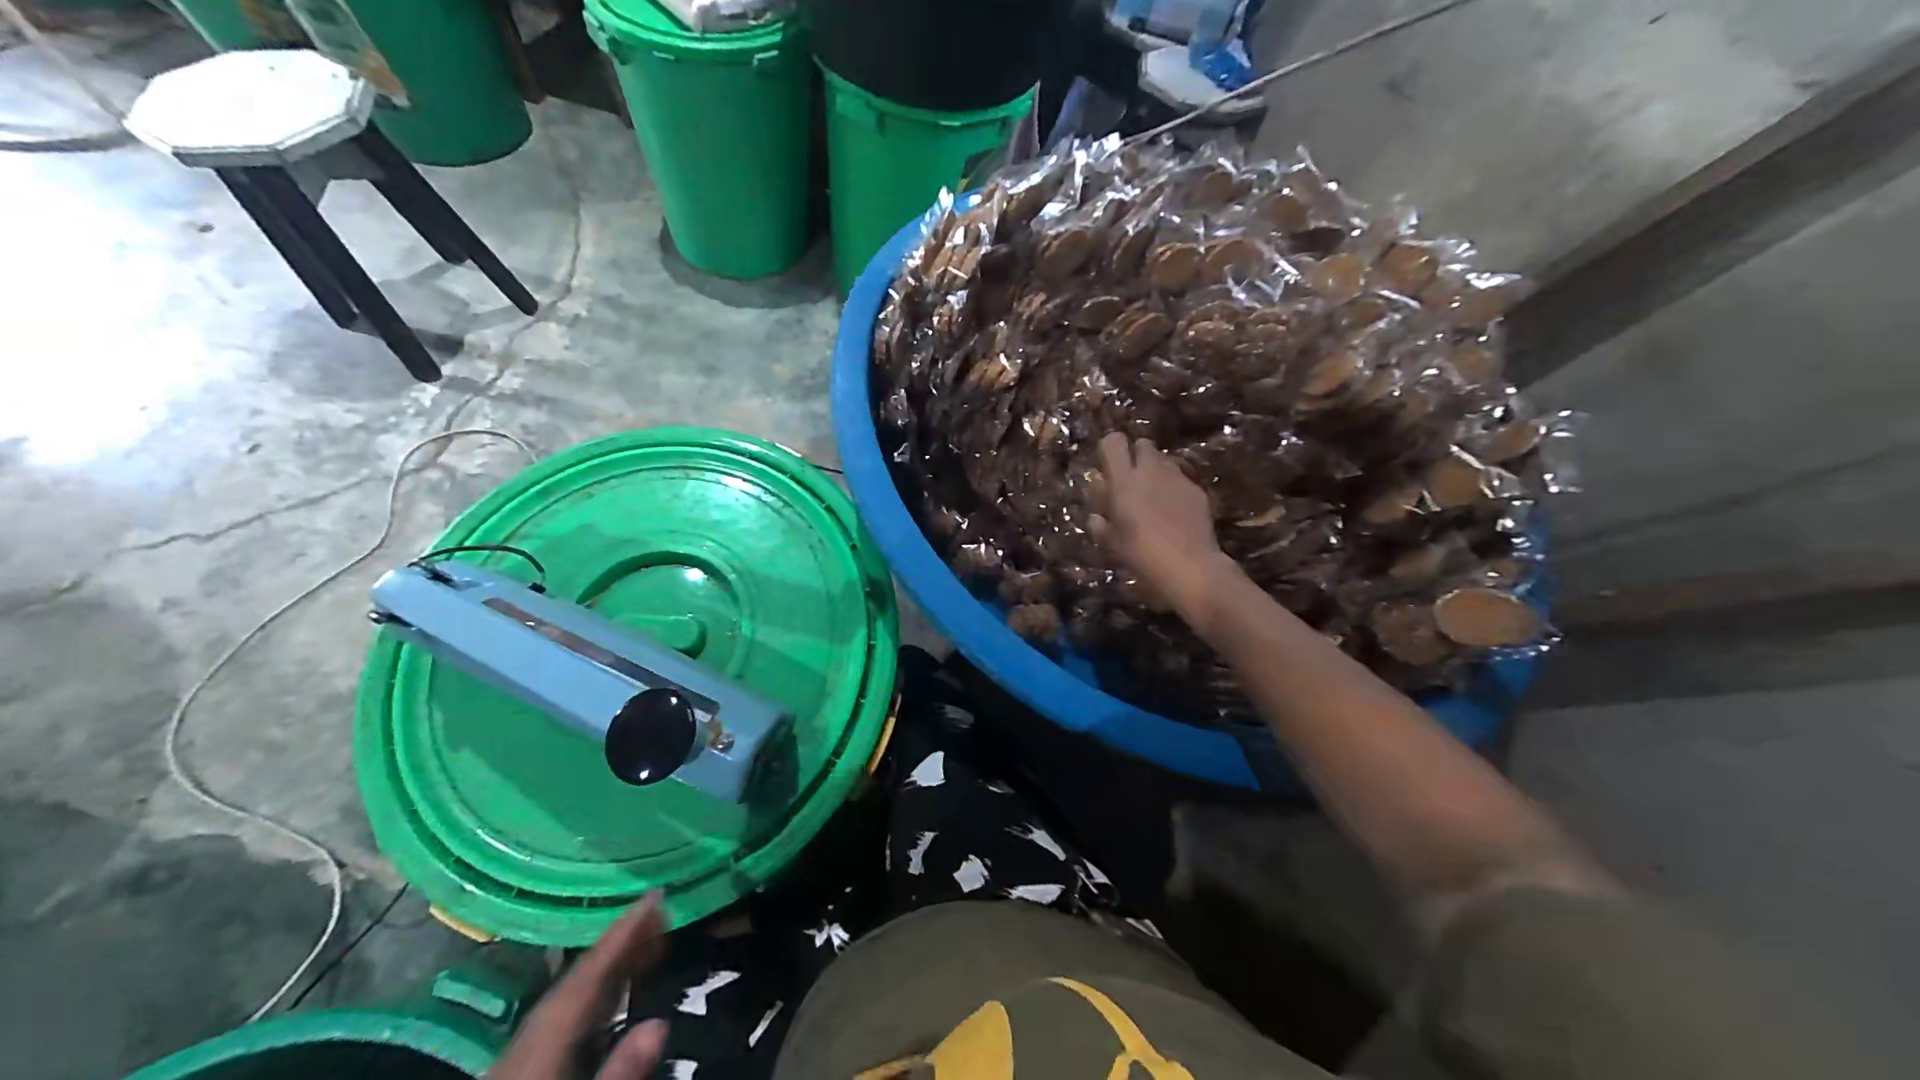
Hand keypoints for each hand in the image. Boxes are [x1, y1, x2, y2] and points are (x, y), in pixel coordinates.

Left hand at [489, 895, 669, 1079]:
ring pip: (570, 997)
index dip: (623, 934)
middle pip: (578, 980)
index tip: (654, 896)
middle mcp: (531, 1042)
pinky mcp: (524, 1074)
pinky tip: (613, 996)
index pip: (588, 978)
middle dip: (619, 943)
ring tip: (647, 941)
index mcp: (543, 1047)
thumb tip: (659, 1023)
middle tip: (661, 909)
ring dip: (609, 965)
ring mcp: (523, 1058)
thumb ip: (619, 1076)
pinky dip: (595, 994)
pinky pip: (566, 1017)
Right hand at [1090, 433, 1236, 623]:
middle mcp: (1151, 471)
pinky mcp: (1197, 490)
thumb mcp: (1111, 543)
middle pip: (1143, 444)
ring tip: (1153, 496)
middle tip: (1130, 480)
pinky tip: (1174, 512)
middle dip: (1136, 456)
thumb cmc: (1141, 555)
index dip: (1109, 450)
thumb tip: (1095, 517)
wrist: (1190, 566)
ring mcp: (1178, 478)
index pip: (1114, 442)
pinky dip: (1174, 488)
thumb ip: (1100, 525)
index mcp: (1124, 480)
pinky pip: (1181, 479)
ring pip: (1164, 460)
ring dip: (1155, 471)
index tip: (1107, 467)